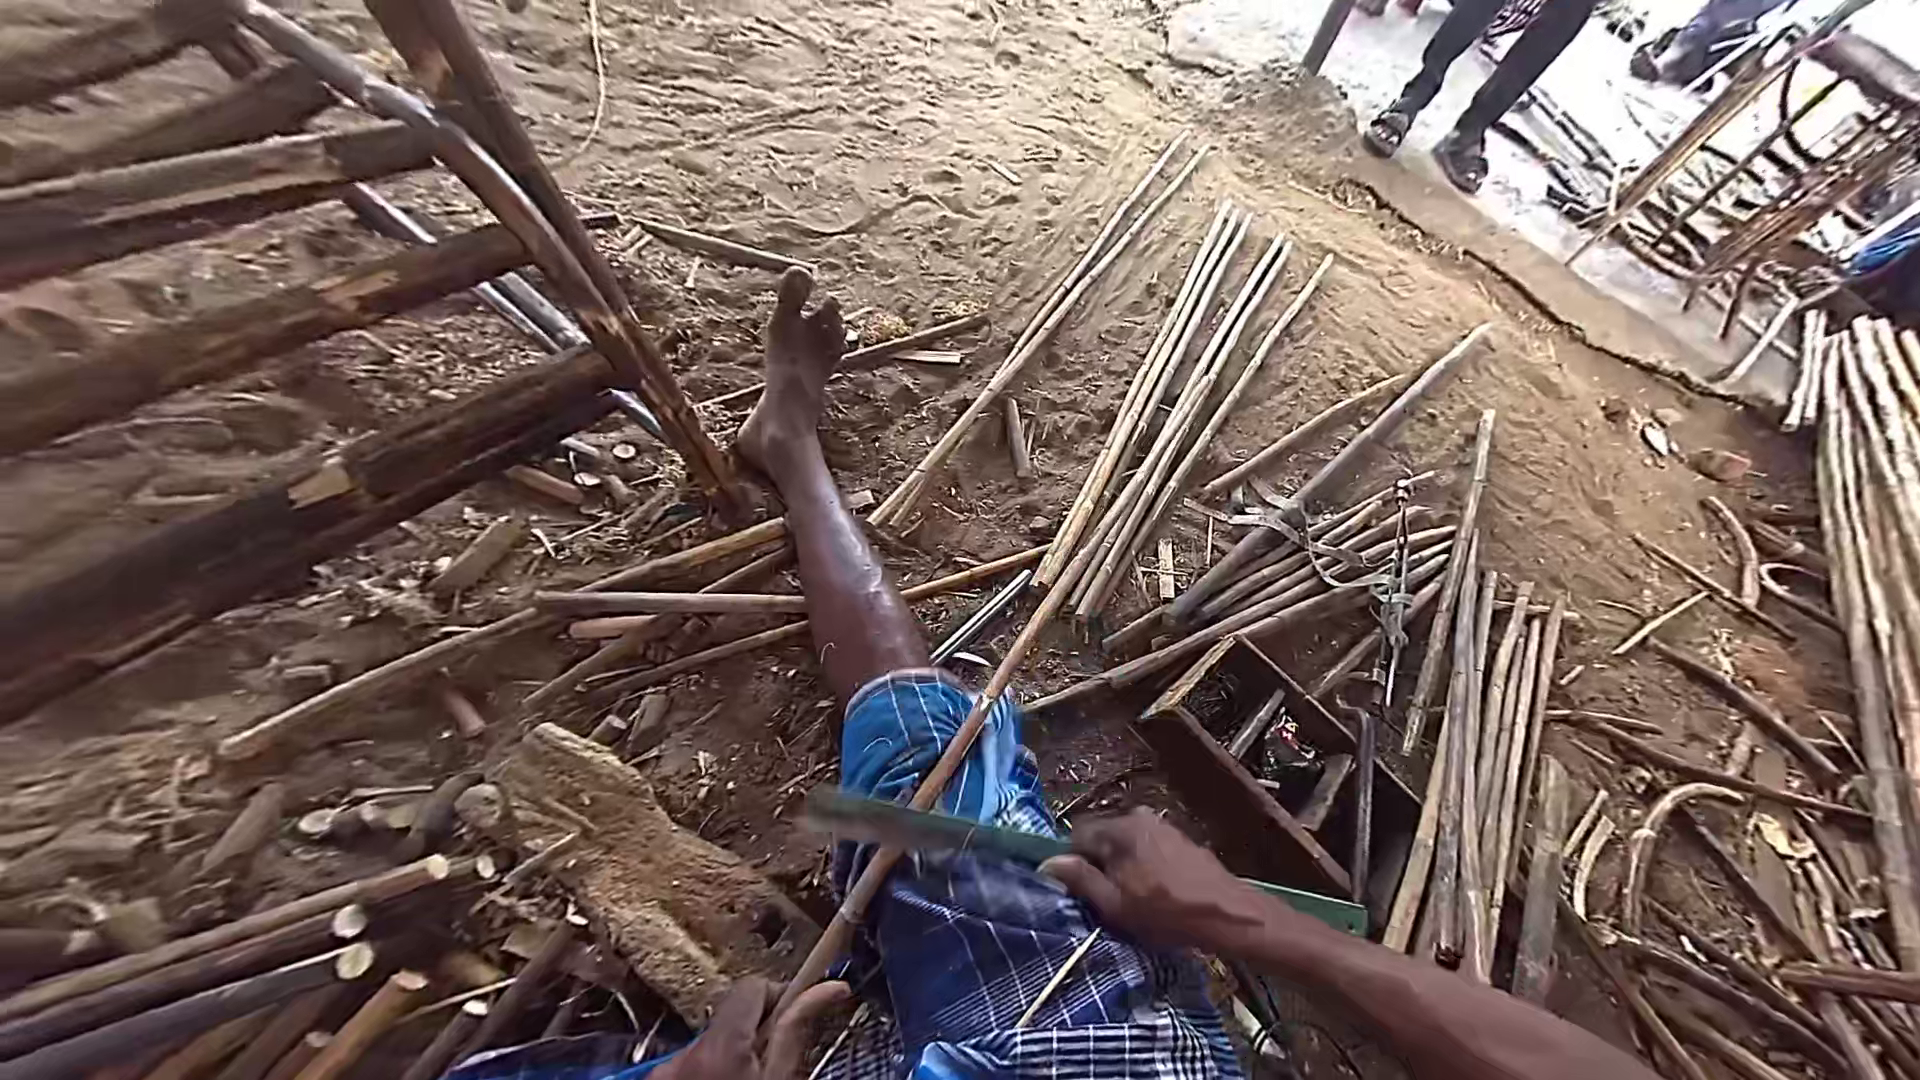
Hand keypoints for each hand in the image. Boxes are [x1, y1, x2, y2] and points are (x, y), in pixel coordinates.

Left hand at [653, 977, 851, 1079]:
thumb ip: (797, 1032)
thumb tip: (830, 986)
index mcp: (718, 1050)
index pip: (751, 988)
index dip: (777, 998)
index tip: (792, 1023)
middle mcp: (679, 1060)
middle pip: (728, 1022)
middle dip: (753, 1040)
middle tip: (771, 1073)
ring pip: (707, 1051)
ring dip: (729, 1065)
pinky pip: (686, 1074)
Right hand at [1040, 807, 1276, 951]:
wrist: (1230, 915)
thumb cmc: (1168, 911)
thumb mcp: (1116, 903)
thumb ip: (1080, 879)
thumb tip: (1047, 862)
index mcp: (1118, 827)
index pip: (1077, 835)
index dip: (1074, 863)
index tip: (1083, 891)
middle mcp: (1136, 815)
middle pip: (1102, 837)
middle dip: (1099, 864)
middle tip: (1108, 899)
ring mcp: (1160, 824)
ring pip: (1124, 843)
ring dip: (1122, 865)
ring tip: (1134, 898)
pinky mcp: (1178, 838)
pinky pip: (1146, 847)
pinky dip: (1143, 864)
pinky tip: (1156, 891)